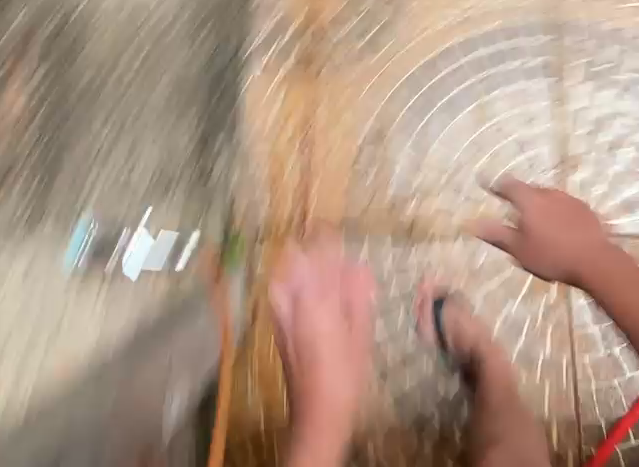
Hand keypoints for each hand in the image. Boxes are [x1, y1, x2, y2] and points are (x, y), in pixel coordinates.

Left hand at [269, 239, 375, 462]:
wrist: (317, 415)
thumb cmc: (345, 376)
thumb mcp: (361, 336)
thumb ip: (358, 297)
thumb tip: (359, 266)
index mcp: (318, 300)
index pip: (320, 255)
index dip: (325, 236)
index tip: (331, 223)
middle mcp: (295, 302)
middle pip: (296, 258)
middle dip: (310, 246)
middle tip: (326, 242)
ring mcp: (281, 314)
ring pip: (284, 274)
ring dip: (298, 262)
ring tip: (314, 261)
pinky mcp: (277, 327)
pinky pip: (280, 291)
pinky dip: (289, 281)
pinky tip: (302, 287)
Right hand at [474, 178, 621, 287]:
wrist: (595, 260)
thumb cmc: (552, 256)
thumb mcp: (519, 249)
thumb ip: (497, 234)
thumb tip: (472, 223)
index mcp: (529, 200)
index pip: (508, 184)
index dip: (497, 185)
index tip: (489, 186)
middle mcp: (548, 193)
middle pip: (529, 189)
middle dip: (520, 197)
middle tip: (515, 211)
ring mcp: (568, 199)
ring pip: (548, 197)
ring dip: (540, 205)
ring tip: (538, 222)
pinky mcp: (584, 209)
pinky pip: (564, 205)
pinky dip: (557, 212)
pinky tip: (560, 227)